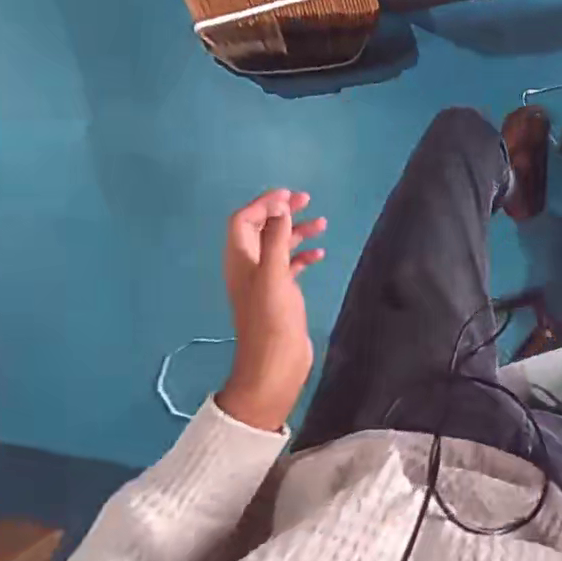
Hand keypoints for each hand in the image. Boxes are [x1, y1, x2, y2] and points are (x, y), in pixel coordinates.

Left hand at [218, 189, 326, 430]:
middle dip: (281, 212)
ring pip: (278, 246)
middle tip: (306, 200)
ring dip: (296, 232)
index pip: (244, 220)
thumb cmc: (272, 319)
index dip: (264, 203)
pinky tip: (320, 254)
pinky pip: (290, 266)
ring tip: (321, 223)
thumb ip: (275, 239)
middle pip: (261, 229)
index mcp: (240, 260)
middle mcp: (249, 267)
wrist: (275, 365)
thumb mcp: (273, 275)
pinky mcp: (280, 295)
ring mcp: (265, 281)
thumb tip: (279, 206)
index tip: (289, 195)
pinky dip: (304, 255)